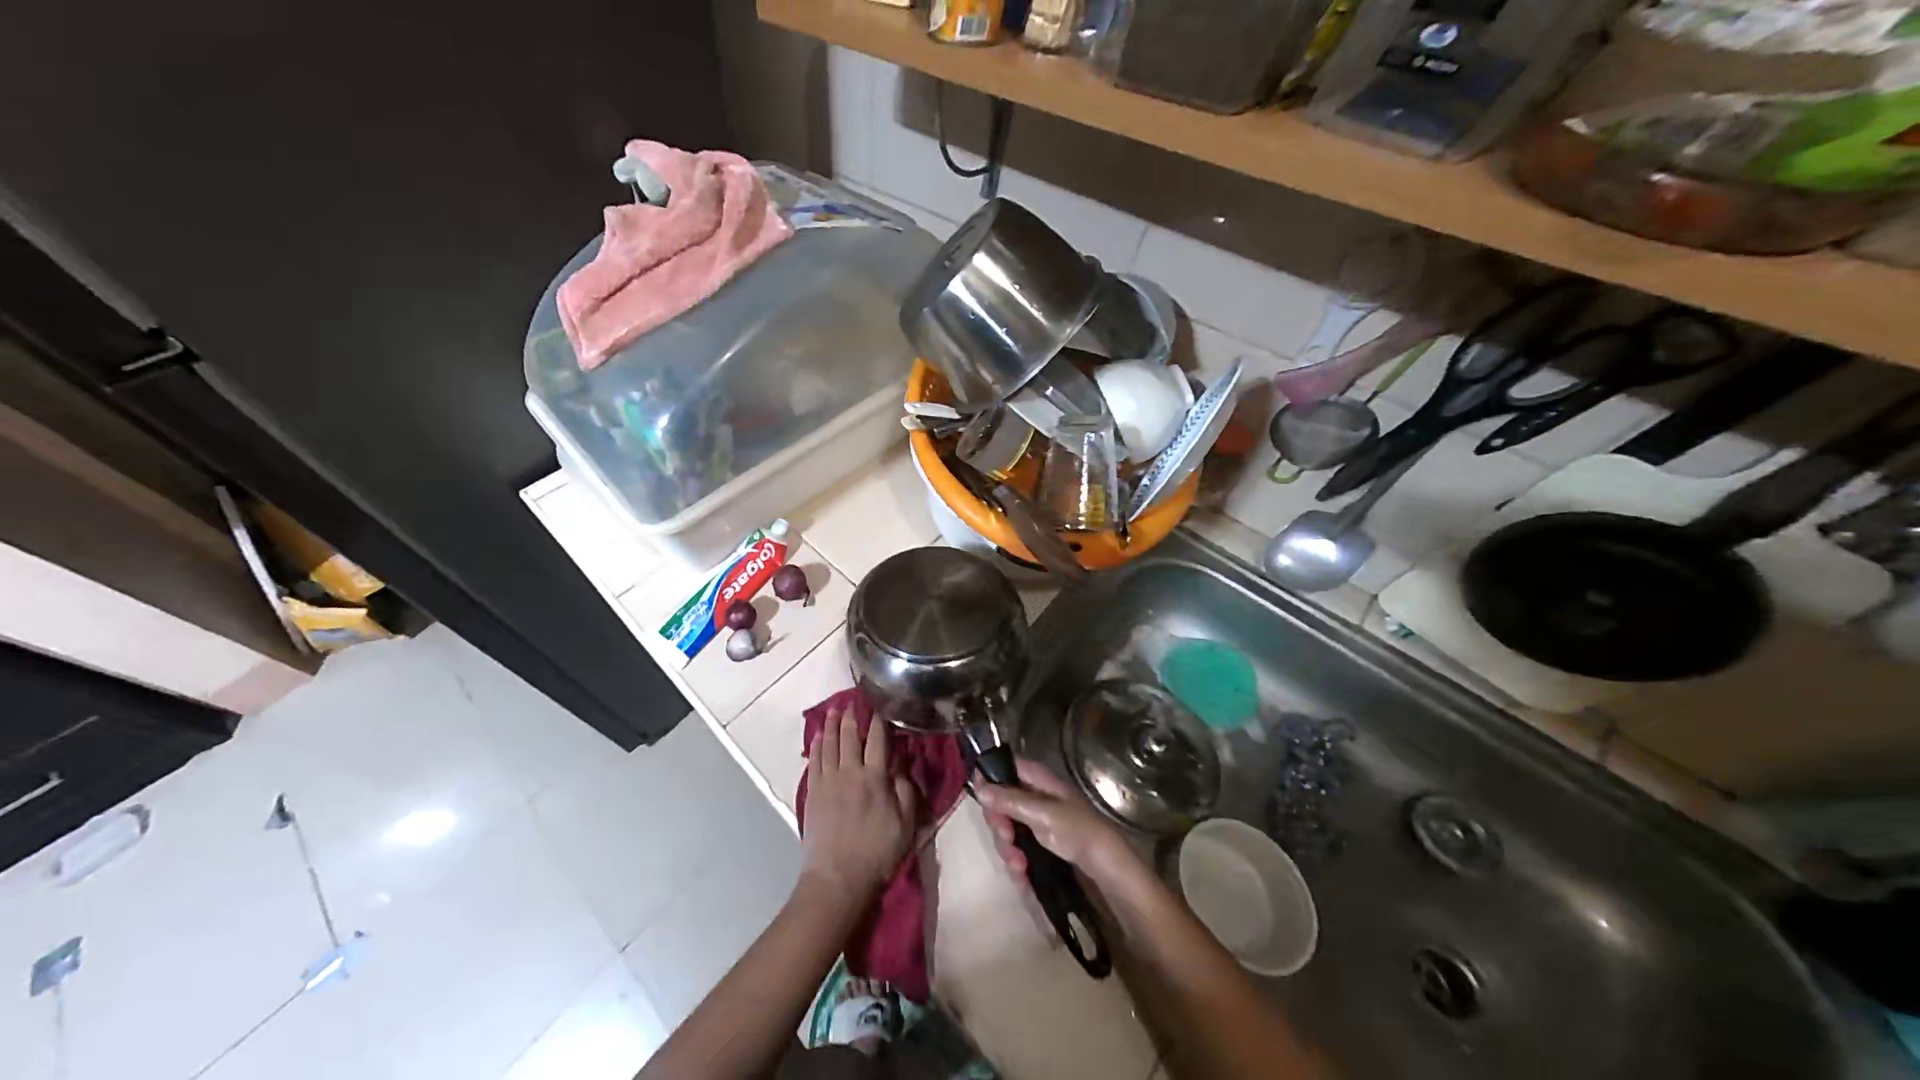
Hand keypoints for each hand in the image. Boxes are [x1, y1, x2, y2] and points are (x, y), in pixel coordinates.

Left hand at [801, 704, 916, 901]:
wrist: (837, 878)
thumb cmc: (876, 853)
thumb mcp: (905, 825)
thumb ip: (905, 792)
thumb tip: (901, 767)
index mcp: (875, 779)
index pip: (878, 741)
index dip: (880, 721)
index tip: (880, 706)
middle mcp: (850, 773)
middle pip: (850, 737)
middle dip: (852, 717)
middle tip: (852, 701)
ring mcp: (828, 782)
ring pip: (830, 745)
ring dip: (833, 725)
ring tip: (834, 710)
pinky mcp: (813, 793)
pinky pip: (814, 761)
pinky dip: (817, 745)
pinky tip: (819, 736)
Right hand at [975, 758, 1136, 886]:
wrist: (1109, 873)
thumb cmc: (1079, 833)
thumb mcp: (1043, 814)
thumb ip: (1010, 800)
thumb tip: (979, 786)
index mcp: (1041, 783)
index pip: (1009, 768)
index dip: (992, 778)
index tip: (980, 796)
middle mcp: (1038, 802)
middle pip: (1003, 806)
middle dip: (1000, 825)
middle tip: (1007, 838)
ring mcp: (1039, 829)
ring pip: (1009, 835)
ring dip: (1009, 850)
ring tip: (1019, 866)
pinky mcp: (1042, 855)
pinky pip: (1019, 856)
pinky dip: (1018, 866)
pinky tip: (1023, 877)